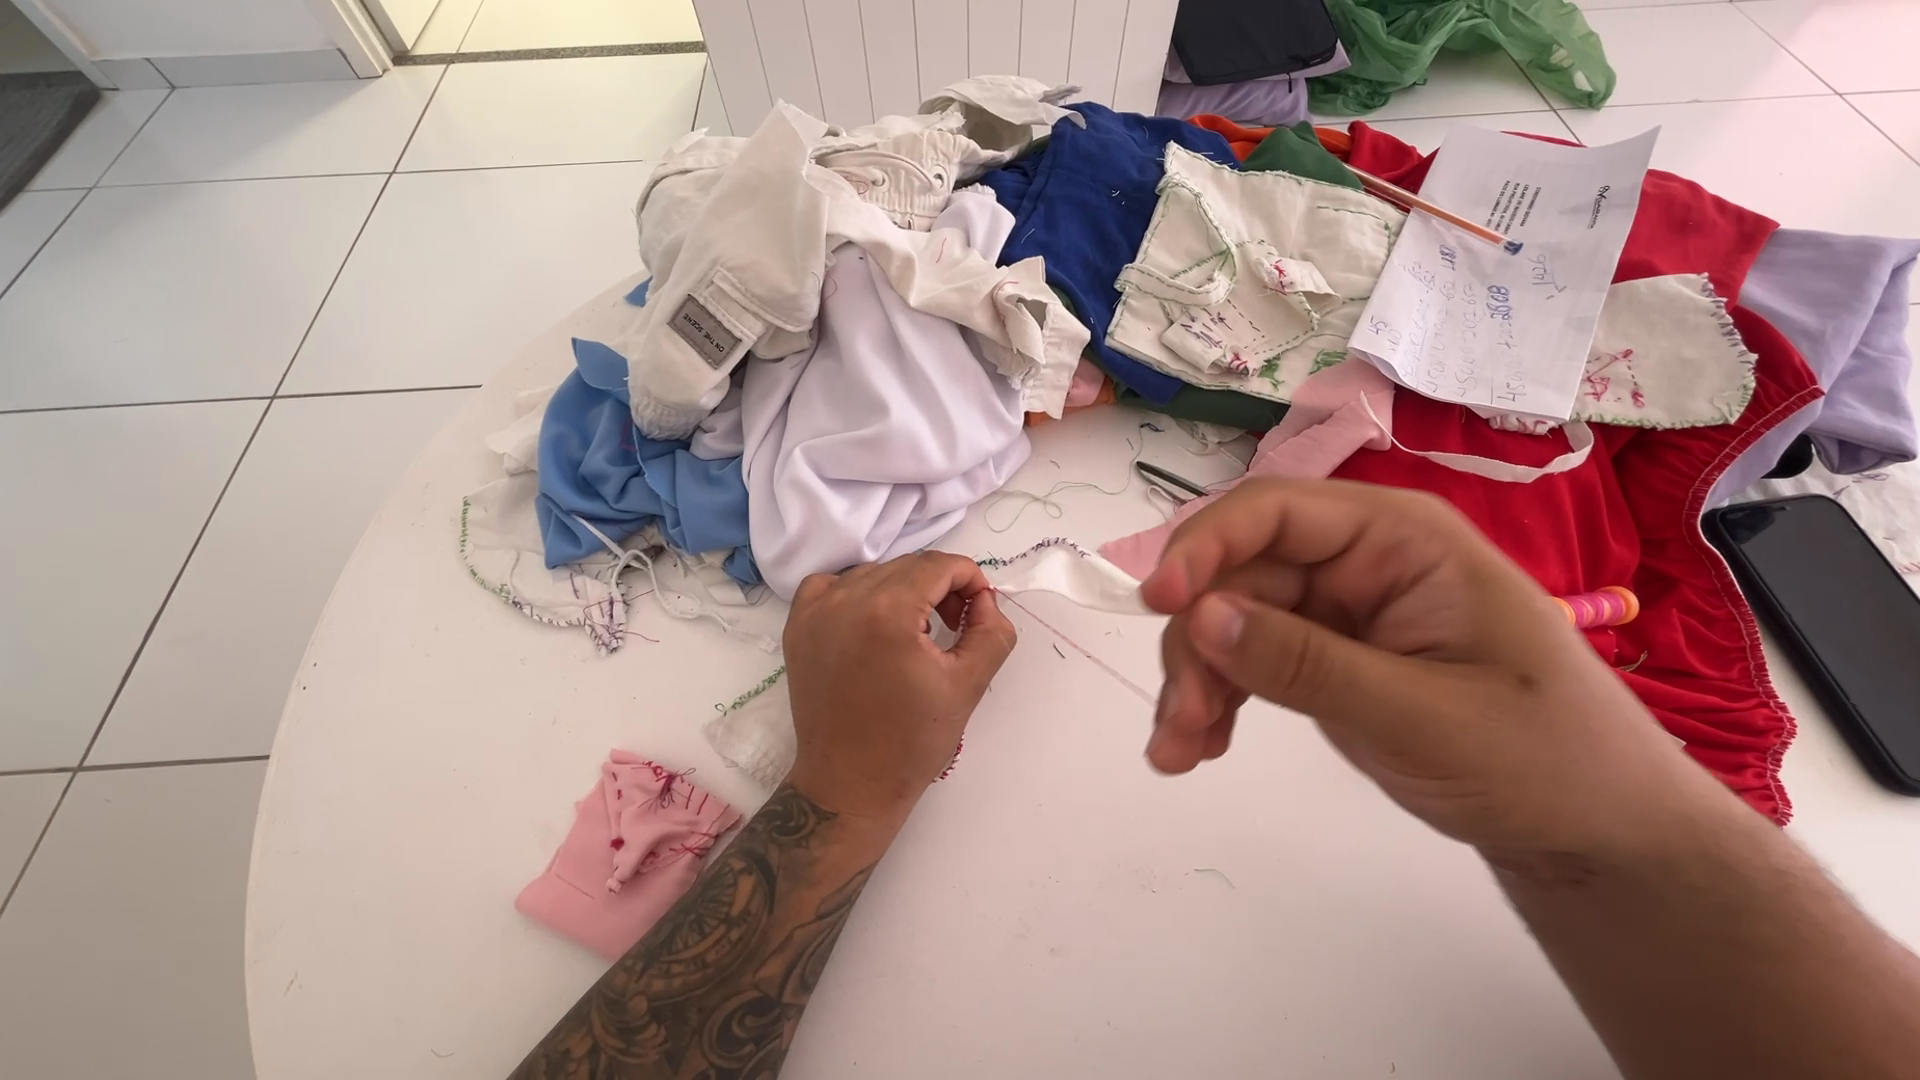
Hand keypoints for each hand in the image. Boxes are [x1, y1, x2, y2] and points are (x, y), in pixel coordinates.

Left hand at [783, 552, 1018, 825]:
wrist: (850, 784)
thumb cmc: (911, 741)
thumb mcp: (969, 684)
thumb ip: (991, 630)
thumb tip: (983, 599)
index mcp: (886, 612)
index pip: (938, 565)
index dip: (970, 578)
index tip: (979, 608)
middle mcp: (844, 600)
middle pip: (908, 566)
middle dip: (941, 587)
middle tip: (956, 627)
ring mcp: (815, 612)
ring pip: (874, 573)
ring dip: (904, 590)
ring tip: (917, 633)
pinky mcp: (799, 627)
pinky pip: (833, 584)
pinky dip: (859, 592)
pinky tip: (873, 622)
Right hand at [1141, 478, 1720, 860]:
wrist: (1590, 835)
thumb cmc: (1541, 760)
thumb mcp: (1422, 716)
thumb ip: (1305, 663)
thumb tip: (1198, 615)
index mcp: (1396, 539)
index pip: (1275, 512)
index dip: (1204, 546)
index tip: (1155, 603)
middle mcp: (1355, 561)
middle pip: (1235, 576)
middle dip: (1196, 645)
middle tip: (1180, 724)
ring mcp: (1333, 611)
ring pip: (1226, 621)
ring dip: (1194, 681)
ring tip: (1181, 751)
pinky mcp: (1319, 656)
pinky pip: (1244, 661)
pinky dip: (1213, 700)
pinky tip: (1198, 747)